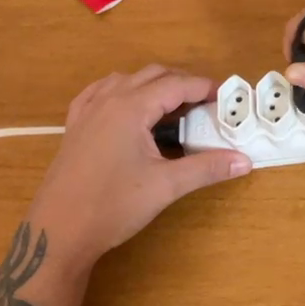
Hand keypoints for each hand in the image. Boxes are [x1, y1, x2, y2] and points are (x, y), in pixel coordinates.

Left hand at [27, 66, 251, 270]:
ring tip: (175, 106)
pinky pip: (100, 93)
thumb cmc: (114, 205)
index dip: (204, 87)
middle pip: (152, 75)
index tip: (228, 96)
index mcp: (130, 108)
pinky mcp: (74, 127)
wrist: (59, 230)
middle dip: (182, 83)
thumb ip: (207, 168)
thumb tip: (245, 161)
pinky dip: (123, 91)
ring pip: (125, 80)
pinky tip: (130, 107)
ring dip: (153, 85)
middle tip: (207, 103)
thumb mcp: (166, 186)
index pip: (176, 85)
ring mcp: (87, 112)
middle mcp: (107, 100)